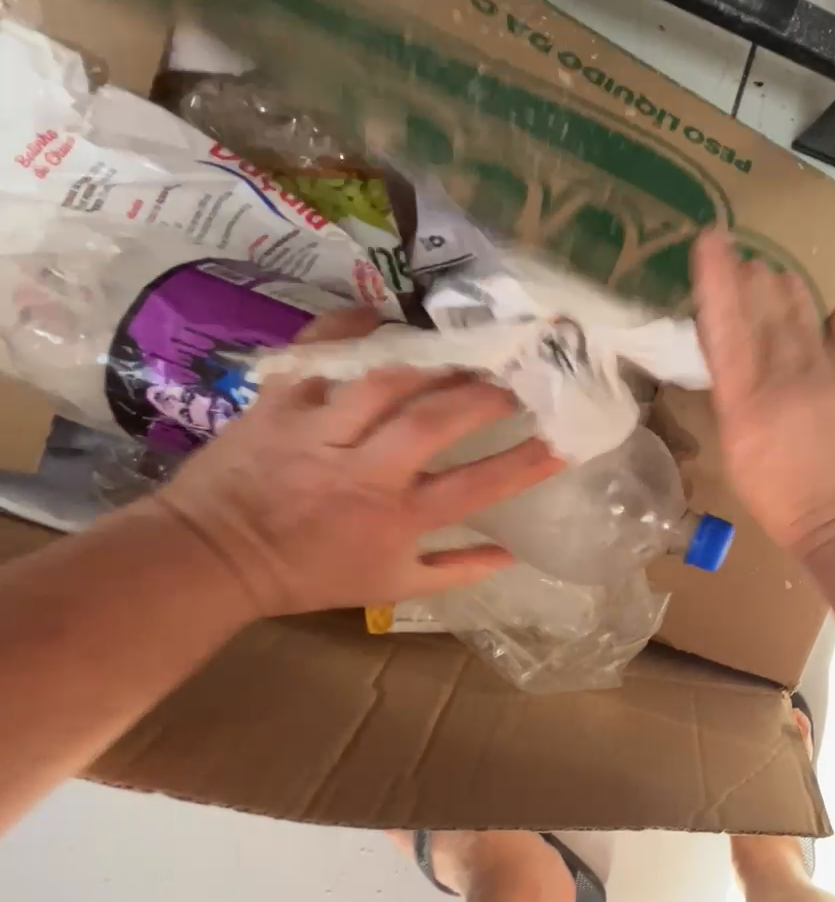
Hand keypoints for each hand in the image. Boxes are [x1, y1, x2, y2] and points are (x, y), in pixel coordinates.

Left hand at [152, 308, 563, 617]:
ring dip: (429, 363)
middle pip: (432, 422)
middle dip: (484, 396)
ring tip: (464, 350)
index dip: (527, 463)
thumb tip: (514, 554)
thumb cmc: (311, 575)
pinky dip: (344, 331)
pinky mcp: (275, 408)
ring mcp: (316, 434)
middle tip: (519, 376)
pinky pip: (312, 359)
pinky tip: (380, 315)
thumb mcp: (393, 587)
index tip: (564, 442)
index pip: (478, 486)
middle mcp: (364, 472)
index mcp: (398, 517)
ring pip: (378, 385)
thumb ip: (458, 570)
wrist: (204, 560)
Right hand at [692, 228, 834, 554]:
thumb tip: (733, 359)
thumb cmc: (777, 498)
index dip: (716, 278)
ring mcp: (825, 377)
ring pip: (804, 318)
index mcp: (745, 396)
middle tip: (745, 257)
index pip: (725, 324)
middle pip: (767, 312)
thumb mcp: (736, 449)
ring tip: (779, 274)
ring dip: (790, 292)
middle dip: (754, 279)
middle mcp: (784, 376)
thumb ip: (734, 398)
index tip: (711, 240)